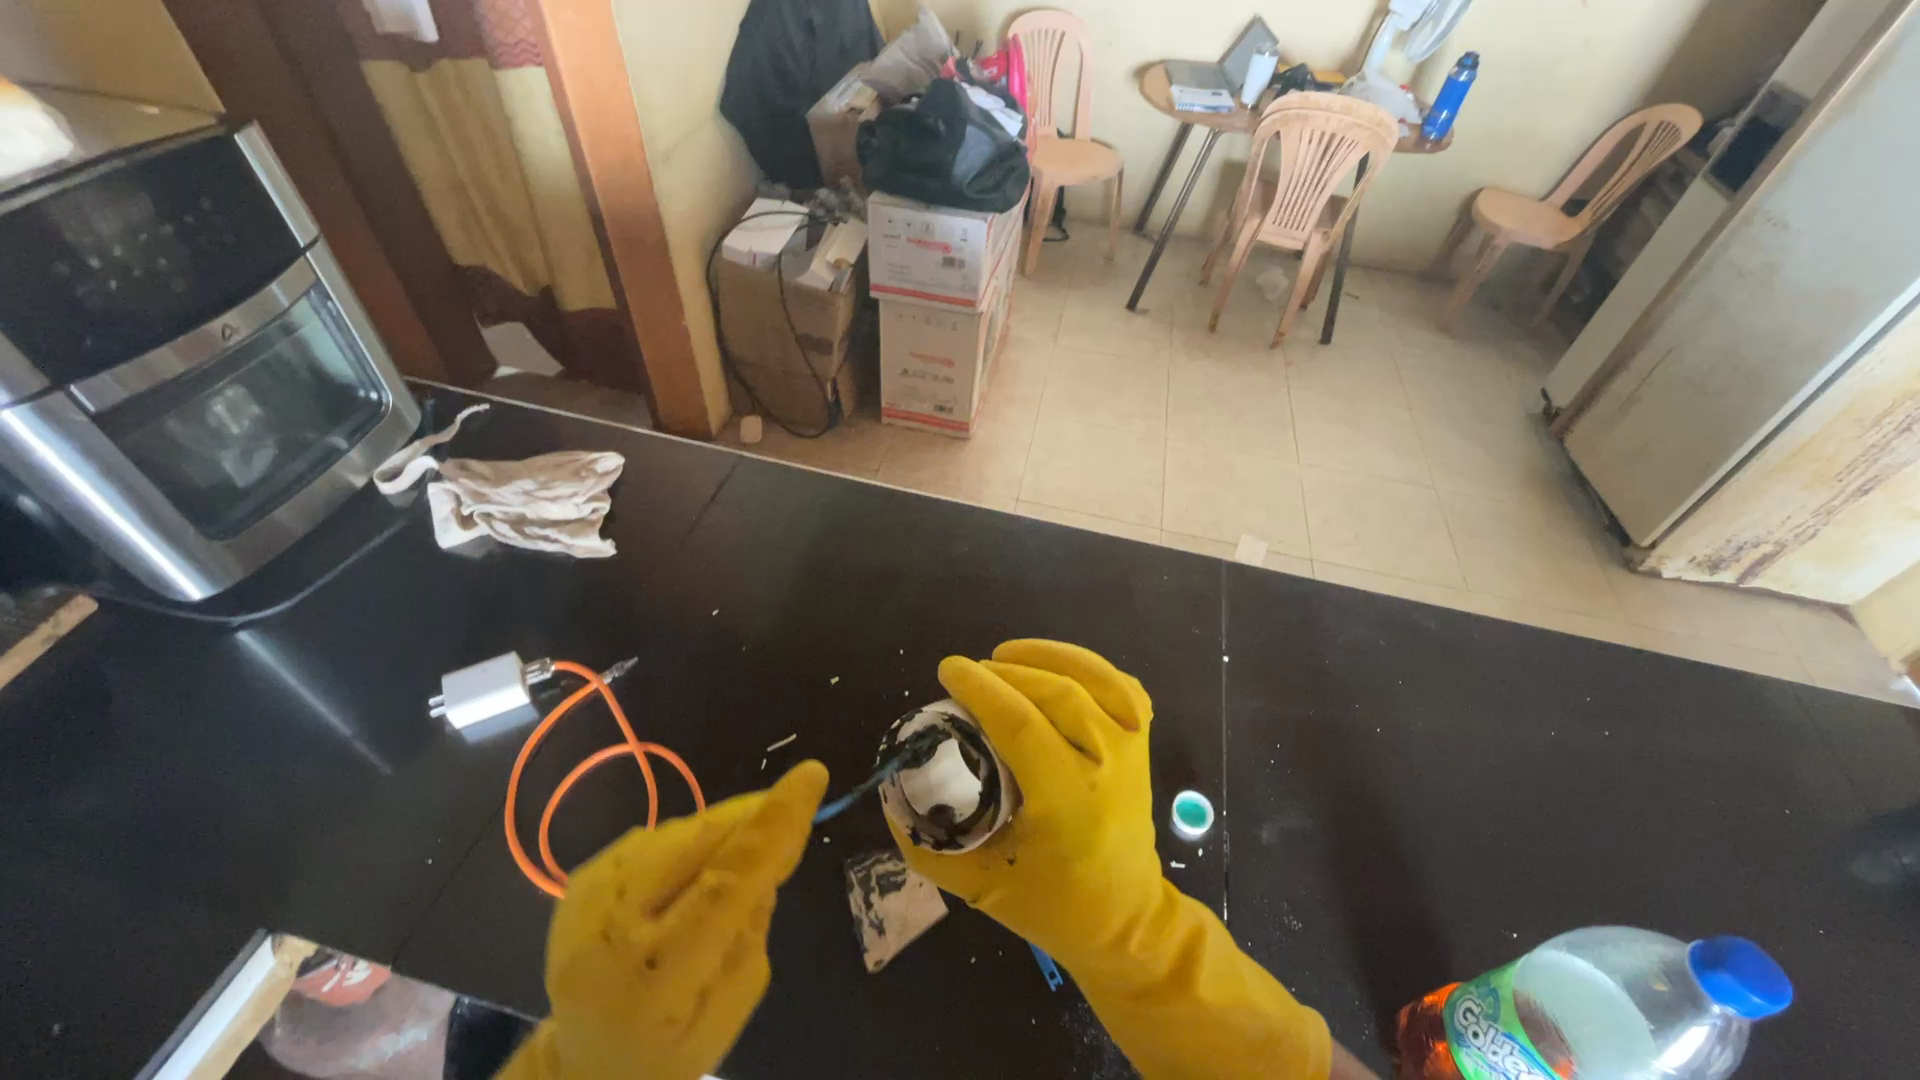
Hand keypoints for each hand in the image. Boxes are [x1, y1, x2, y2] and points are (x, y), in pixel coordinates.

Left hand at [520, 761, 827, 1079]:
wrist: (583, 1060)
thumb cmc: (671, 1043)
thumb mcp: (734, 1005)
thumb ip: (754, 928)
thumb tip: (768, 854)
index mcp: (658, 976)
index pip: (725, 884)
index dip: (771, 827)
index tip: (810, 776)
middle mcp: (612, 925)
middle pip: (698, 841)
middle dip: (752, 815)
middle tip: (792, 810)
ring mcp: (589, 894)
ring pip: (679, 831)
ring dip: (720, 832)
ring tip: (736, 863)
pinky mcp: (581, 876)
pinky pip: (657, 838)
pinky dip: (690, 843)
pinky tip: (695, 872)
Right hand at [886, 640, 1162, 975]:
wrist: (1125, 919)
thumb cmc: (1052, 904)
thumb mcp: (978, 885)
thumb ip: (927, 843)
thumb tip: (890, 793)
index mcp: (1067, 801)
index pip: (1021, 723)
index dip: (981, 689)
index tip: (948, 670)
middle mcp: (1108, 766)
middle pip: (1056, 693)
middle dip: (1006, 673)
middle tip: (969, 673)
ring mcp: (1132, 750)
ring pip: (1092, 680)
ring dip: (1045, 657)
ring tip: (1004, 656)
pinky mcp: (1143, 743)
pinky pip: (1123, 686)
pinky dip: (1089, 666)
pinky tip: (1055, 666)